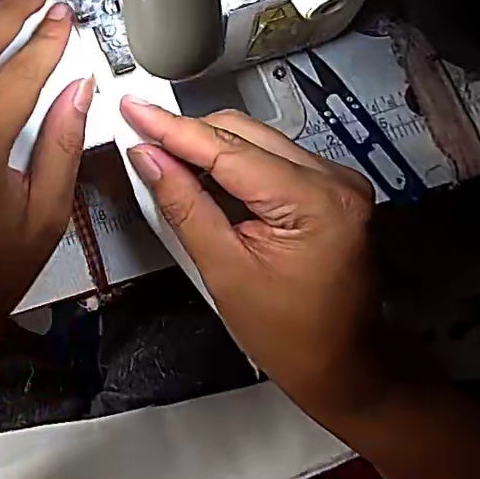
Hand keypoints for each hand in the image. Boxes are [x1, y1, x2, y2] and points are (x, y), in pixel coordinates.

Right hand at [120, 98, 394, 419]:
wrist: (343, 367)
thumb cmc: (295, 337)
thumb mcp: (224, 270)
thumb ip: (183, 204)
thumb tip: (150, 159)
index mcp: (316, 201)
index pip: (227, 148)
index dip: (172, 128)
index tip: (136, 111)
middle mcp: (334, 181)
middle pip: (241, 132)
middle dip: (185, 134)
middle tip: (138, 132)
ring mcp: (334, 181)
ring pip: (252, 139)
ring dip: (204, 147)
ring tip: (162, 158)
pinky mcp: (326, 186)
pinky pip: (266, 156)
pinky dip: (227, 161)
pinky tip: (198, 173)